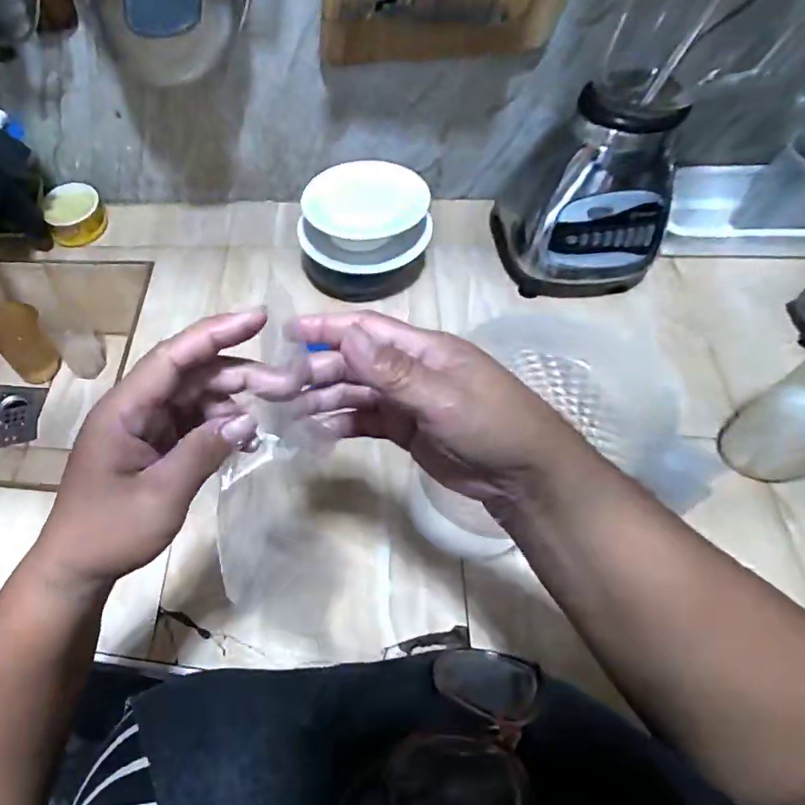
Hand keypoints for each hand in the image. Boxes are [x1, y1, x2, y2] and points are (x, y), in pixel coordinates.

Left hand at [30, 309, 301, 589]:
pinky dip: (218, 428)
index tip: (259, 317)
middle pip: (190, 374)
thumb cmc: (110, 531)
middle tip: (286, 384)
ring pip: (194, 397)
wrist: (76, 566)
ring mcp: (142, 427)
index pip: (174, 356)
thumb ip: (203, 451)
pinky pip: (190, 424)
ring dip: (232, 402)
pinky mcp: (150, 446)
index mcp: (124, 409)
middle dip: (238, 374)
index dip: (216, 333)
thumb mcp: (162, 494)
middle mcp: (133, 409)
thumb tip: (247, 420)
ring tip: (270, 415)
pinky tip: (245, 439)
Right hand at [292, 312, 590, 510]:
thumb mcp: (442, 396)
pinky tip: (319, 432)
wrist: (523, 477)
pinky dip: (342, 424)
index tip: (288, 331)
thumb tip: (348, 335)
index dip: (328, 328)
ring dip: (325, 399)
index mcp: (424, 350)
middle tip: (281, 387)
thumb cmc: (491, 426)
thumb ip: (393, 370)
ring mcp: (407, 401)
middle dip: (318, 371)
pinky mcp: (405, 430)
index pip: (368, 330)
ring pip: (356, 393)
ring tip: (291, 413)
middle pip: (355, 363)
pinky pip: (365, 421)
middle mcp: (410, 370)